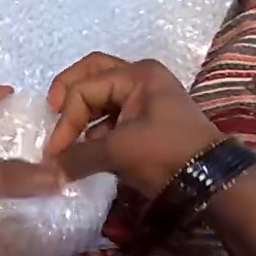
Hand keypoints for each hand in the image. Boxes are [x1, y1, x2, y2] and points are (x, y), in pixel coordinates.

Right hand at [43, 53, 223, 196]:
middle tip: (51, 114)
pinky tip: (86, 153)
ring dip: (81, 118)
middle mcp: (139, 80)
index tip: (55, 152)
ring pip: (101, 99)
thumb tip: (46, 171)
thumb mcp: (120, 151)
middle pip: (92, 75)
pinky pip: (110, 120)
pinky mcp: (145, 124)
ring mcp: (144, 102)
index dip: (65, 120)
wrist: (209, 181)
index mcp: (137, 75)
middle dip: (68, 95)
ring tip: (67, 143)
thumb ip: (79, 157)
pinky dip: (94, 133)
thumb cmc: (166, 154)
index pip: (84, 88)